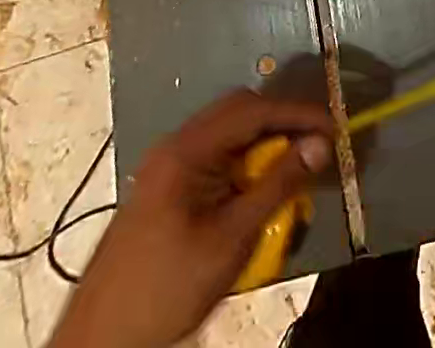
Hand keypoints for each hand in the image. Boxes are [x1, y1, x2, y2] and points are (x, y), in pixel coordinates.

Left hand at [48, 90, 333, 347]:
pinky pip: (217, 155)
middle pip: (240, 110)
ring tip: (294, 166)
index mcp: (187, 151)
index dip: (300, 114)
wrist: (100, 343)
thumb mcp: (233, 236)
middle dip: (283, 121)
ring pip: (229, 131)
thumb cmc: (169, 287)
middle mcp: (175, 146)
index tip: (335, 128)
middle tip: (315, 144)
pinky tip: (261, 187)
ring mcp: (168, 165)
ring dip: (265, 141)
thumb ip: (279, 183)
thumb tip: (321, 144)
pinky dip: (246, 160)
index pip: (255, 110)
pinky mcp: (167, 186)